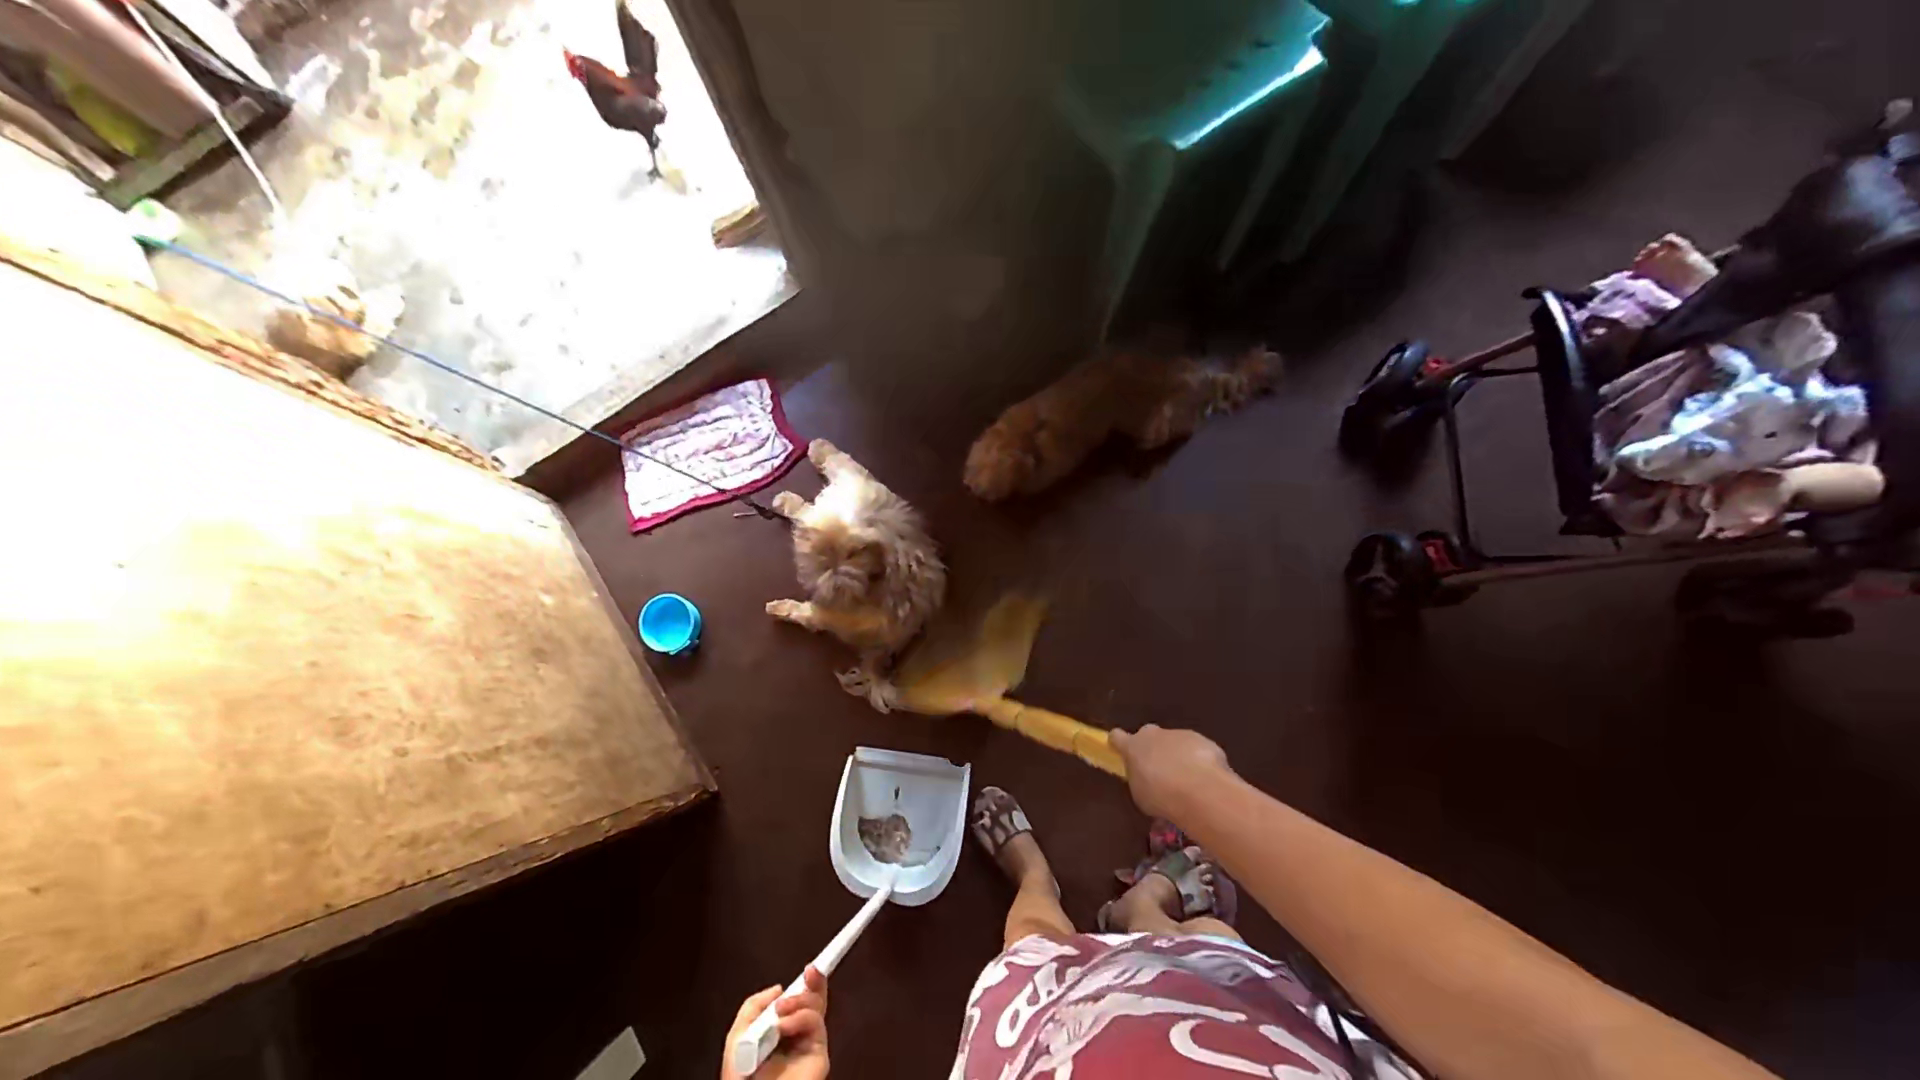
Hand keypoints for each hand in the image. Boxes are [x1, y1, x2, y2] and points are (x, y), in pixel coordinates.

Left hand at [721, 966, 828, 1079]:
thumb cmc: (741, 1079)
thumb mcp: (738, 1037)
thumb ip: (753, 1007)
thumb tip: (778, 988)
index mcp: (779, 1033)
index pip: (798, 1003)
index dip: (805, 986)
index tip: (809, 969)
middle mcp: (797, 1037)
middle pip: (814, 1001)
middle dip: (813, 983)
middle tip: (810, 971)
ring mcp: (809, 1045)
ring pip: (816, 1007)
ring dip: (799, 1000)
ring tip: (780, 1010)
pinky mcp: (819, 1055)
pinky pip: (814, 1023)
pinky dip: (799, 1017)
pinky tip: (783, 1026)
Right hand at [1109, 724, 1232, 820]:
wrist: (1198, 790)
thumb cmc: (1160, 796)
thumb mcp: (1141, 796)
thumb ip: (1141, 781)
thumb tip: (1147, 782)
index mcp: (1132, 747)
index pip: (1116, 737)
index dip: (1119, 743)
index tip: (1122, 751)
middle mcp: (1153, 734)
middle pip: (1149, 735)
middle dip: (1154, 748)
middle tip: (1161, 771)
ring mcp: (1179, 734)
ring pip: (1176, 742)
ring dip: (1179, 756)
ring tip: (1189, 782)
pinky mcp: (1203, 740)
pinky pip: (1198, 750)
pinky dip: (1200, 761)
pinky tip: (1206, 781)